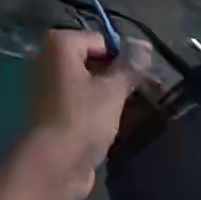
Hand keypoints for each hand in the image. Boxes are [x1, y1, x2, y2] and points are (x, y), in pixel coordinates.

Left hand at [24, 30, 150, 199]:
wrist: (56, 159)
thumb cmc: (83, 117)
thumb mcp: (112, 90)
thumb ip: (129, 67)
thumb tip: (144, 43)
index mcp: (59, 43)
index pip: (101, 41)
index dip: (125, 59)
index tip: (148, 80)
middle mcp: (49, 55)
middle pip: (94, 58)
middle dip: (121, 75)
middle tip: (151, 95)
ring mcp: (49, 79)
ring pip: (89, 79)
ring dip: (113, 91)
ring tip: (141, 108)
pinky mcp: (54, 103)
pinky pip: (81, 95)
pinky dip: (99, 103)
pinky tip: (121, 119)